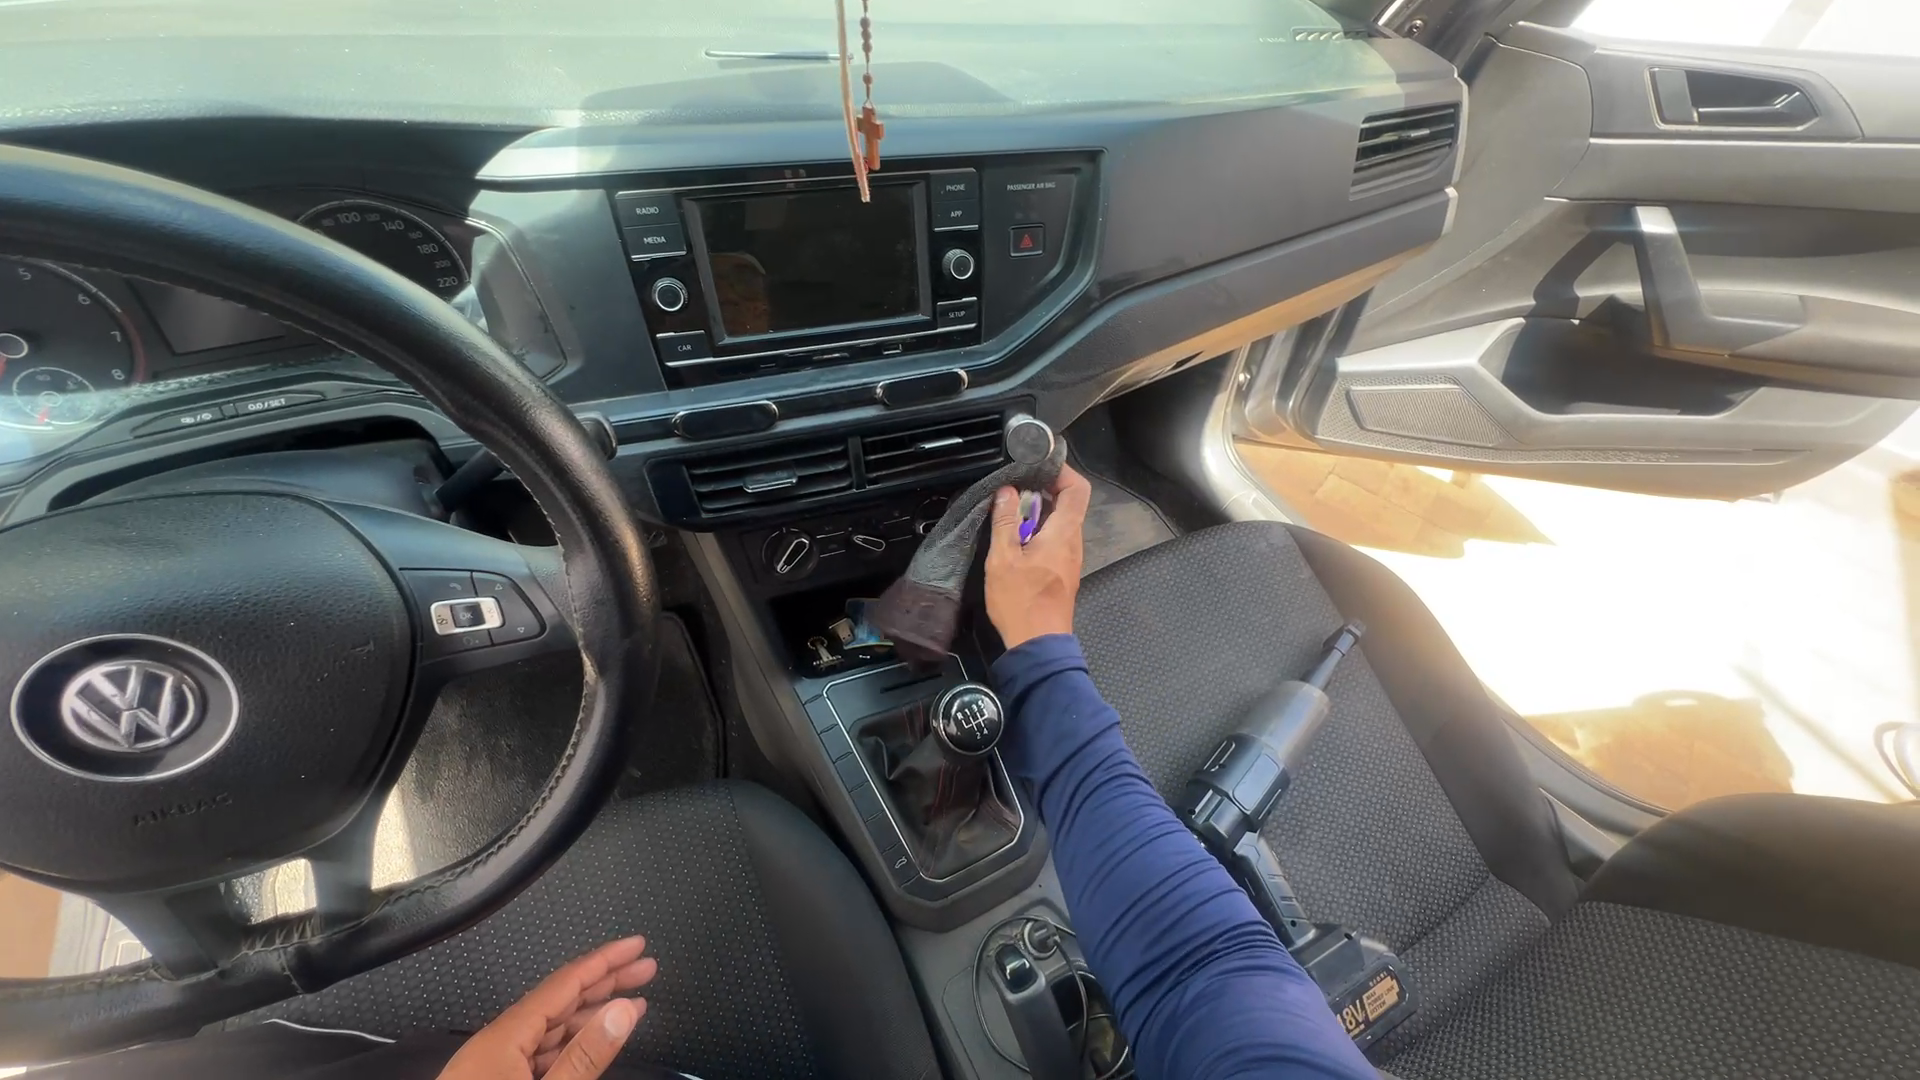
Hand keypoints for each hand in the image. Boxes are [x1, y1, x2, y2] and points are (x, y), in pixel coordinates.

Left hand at [436, 936, 656, 1079]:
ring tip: (631, 1004)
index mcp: (500, 1040)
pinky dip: (571, 1042)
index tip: (639, 945)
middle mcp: (492, 1046)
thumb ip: (585, 1056)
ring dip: (591, 1012)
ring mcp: (488, 1071)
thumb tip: (625, 1008)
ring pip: (548, 1027)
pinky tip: (592, 1042)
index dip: (605, 960)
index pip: (563, 983)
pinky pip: (537, 1052)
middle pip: (557, 999)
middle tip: (647, 968)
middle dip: (605, 981)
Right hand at [985, 464, 1090, 648]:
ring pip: (1059, 522)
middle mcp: (1073, 543)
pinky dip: (1037, 531)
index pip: (1077, 488)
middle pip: (1067, 503)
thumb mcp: (1003, 560)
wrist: (1037, 645)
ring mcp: (1070, 558)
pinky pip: (1054, 539)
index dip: (1061, 471)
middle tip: (1013, 490)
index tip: (1037, 466)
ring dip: (1036, 513)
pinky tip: (1015, 540)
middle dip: (1041, 491)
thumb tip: (1007, 492)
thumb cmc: (1021, 603)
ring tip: (1009, 514)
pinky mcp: (1062, 571)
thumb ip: (1005, 523)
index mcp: (1064, 534)